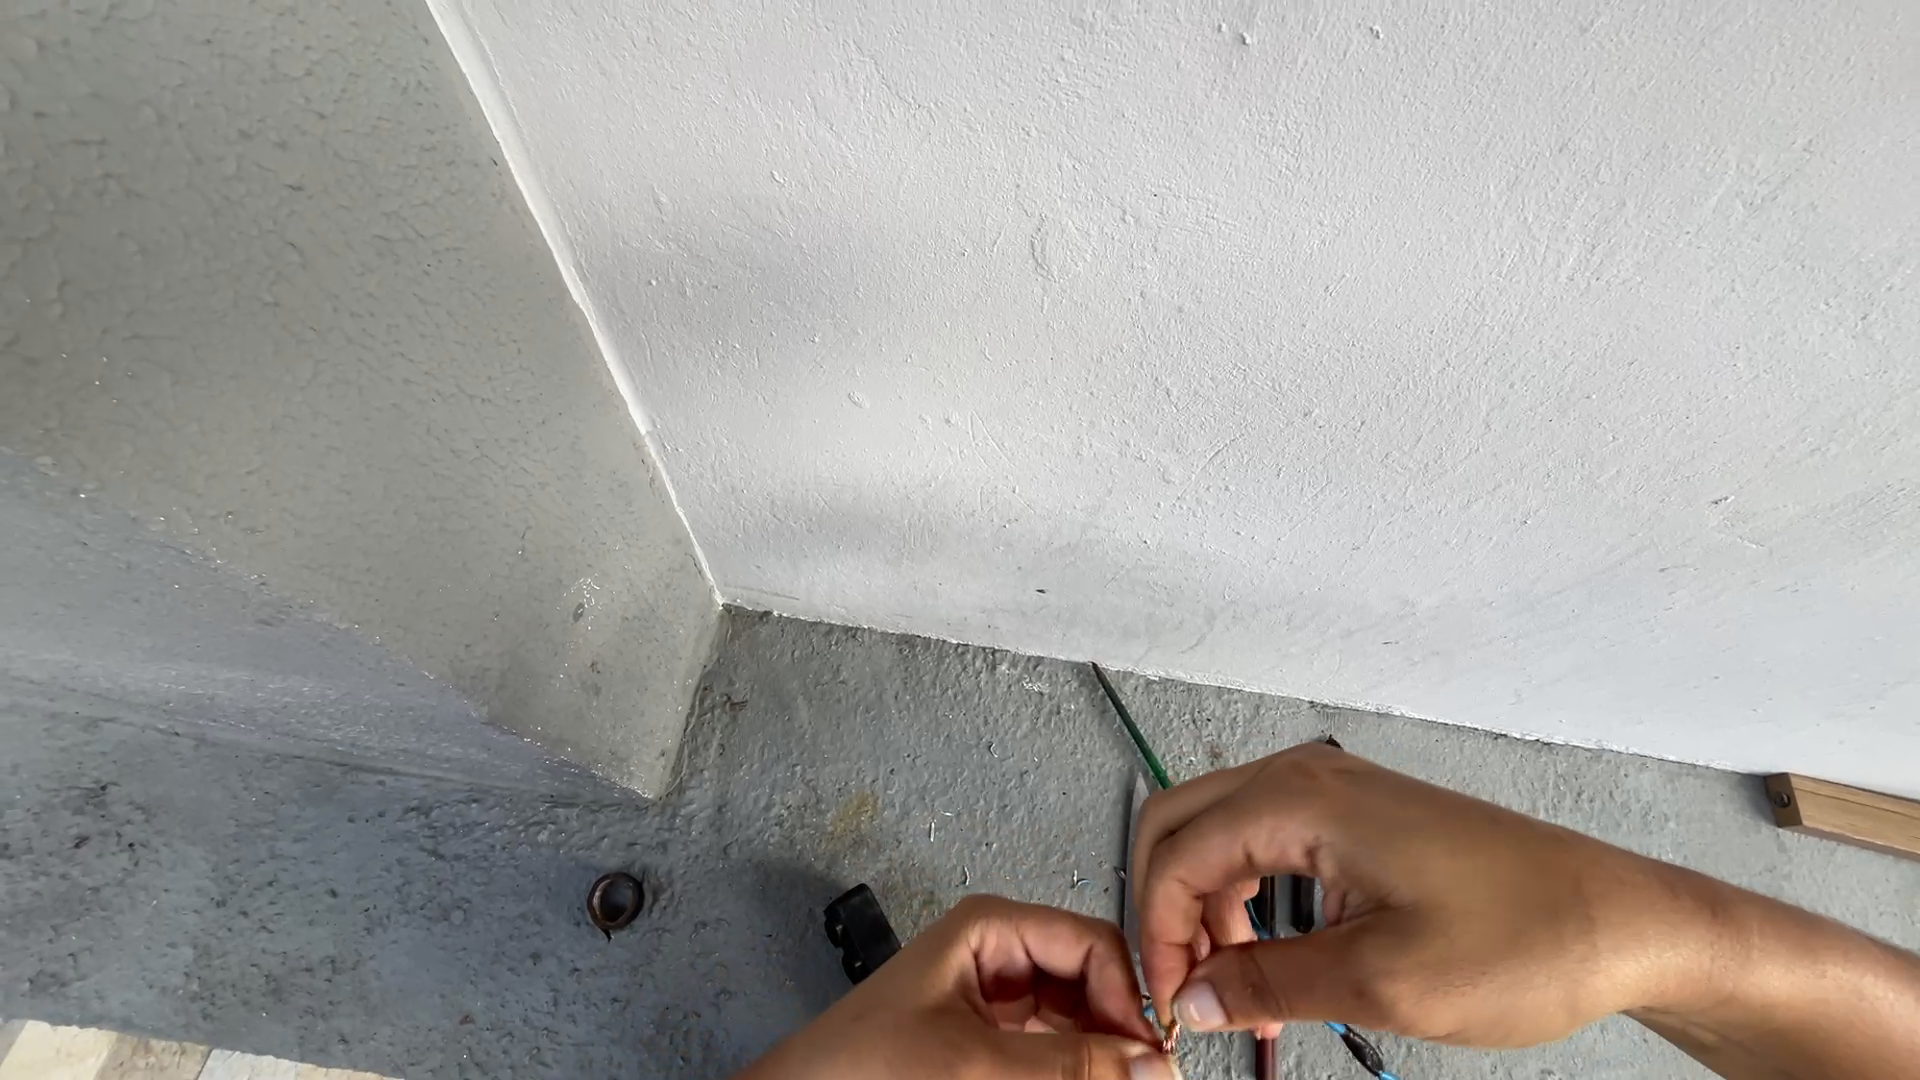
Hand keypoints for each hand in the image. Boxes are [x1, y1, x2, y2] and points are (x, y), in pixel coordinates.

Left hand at [737, 894, 1179, 1079]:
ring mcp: (998, 994)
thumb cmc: (873, 1066)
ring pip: (1075, 1018)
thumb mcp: (975, 1064)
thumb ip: (1068, 1066)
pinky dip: (1072, 1070)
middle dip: (1118, 1030)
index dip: (1129, 995)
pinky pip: (1050, 1046)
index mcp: (994, 928)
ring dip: (1099, 1057)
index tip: (1153, 1059)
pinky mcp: (991, 1034)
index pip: (1090, 944)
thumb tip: (1154, 1064)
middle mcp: (1002, 950)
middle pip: (1088, 980)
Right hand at [1130, 742, 1721, 1046]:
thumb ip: (1267, 984)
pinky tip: (1268, 951)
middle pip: (1177, 822)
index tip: (1174, 1003)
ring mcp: (1319, 783)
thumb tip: (1193, 1000)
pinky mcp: (1343, 805)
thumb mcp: (1383, 982)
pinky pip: (1257, 836)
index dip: (1158, 930)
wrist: (1625, 917)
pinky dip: (1241, 892)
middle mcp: (1295, 774)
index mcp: (1294, 798)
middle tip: (1187, 984)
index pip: (1178, 852)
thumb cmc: (1516, 942)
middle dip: (1164, 904)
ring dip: (1201, 901)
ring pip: (1212, 829)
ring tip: (1232, 983)